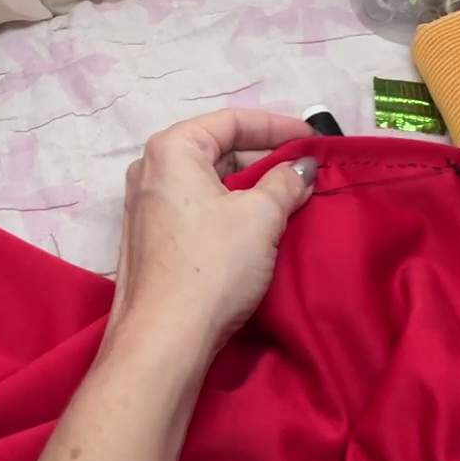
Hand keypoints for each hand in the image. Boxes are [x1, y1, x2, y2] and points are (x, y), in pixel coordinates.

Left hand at [110, 109, 317, 353]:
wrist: (163, 340)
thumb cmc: (212, 265)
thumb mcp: (260, 217)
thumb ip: (285, 183)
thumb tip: (303, 168)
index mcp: (171, 149)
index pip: (231, 120)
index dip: (276, 126)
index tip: (313, 140)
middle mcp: (151, 168)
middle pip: (217, 147)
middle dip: (264, 157)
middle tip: (306, 169)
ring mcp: (147, 204)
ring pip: (208, 179)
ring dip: (250, 184)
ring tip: (291, 195)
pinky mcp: (151, 236)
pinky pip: (197, 205)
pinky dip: (230, 206)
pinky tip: (261, 224)